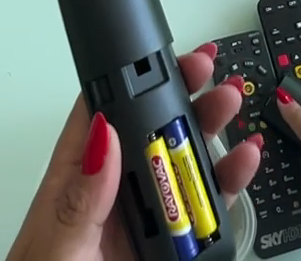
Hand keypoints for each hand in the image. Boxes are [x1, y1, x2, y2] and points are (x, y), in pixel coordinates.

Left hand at [6, 43, 263, 260]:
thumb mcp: (55, 246)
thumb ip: (79, 199)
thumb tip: (103, 137)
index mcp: (79, 179)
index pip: (108, 112)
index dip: (137, 79)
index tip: (167, 59)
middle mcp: (115, 192)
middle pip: (154, 128)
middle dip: (185, 94)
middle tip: (211, 70)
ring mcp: (145, 218)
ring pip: (185, 163)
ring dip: (213, 131)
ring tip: (232, 102)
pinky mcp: (172, 249)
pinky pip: (207, 209)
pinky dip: (230, 183)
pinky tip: (245, 161)